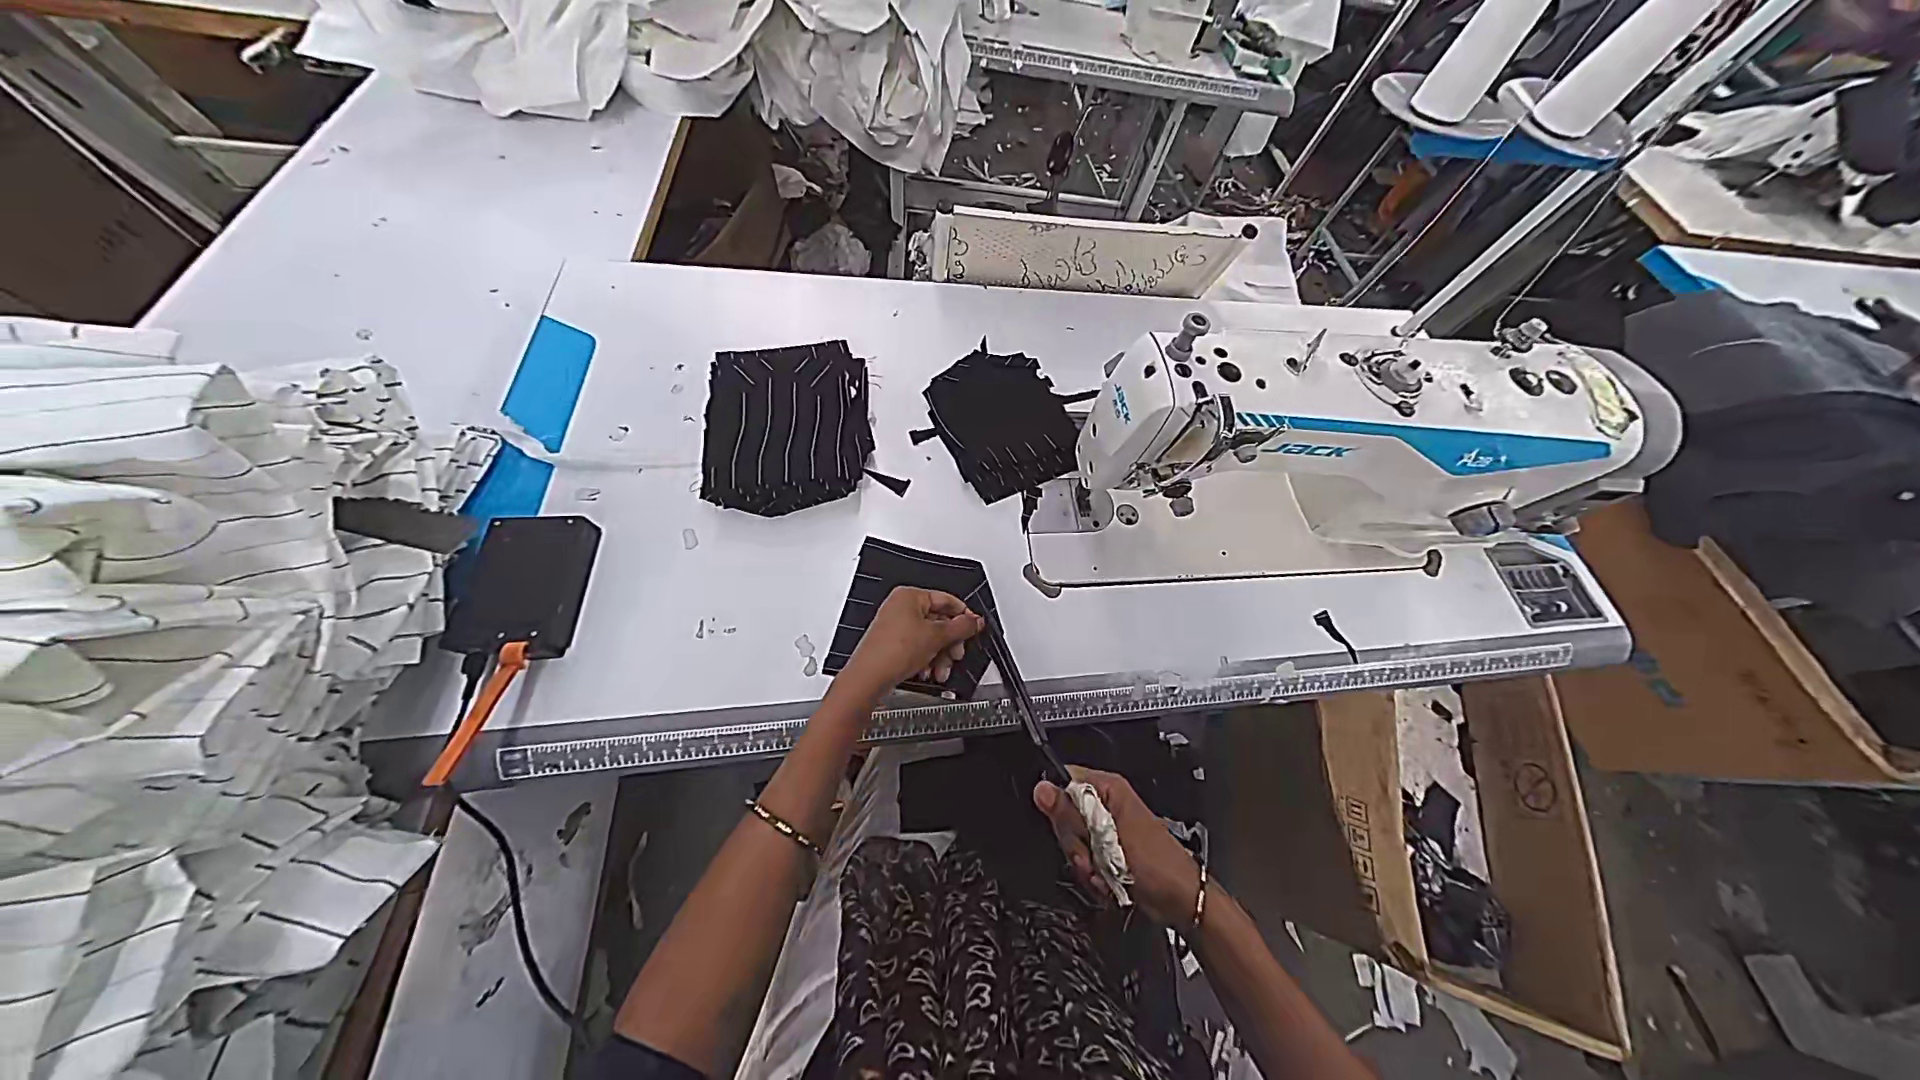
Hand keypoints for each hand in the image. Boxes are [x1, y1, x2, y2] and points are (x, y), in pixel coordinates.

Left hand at [835, 586, 983, 702]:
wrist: (869, 677)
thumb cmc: (892, 651)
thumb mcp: (937, 636)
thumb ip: (961, 627)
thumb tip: (975, 621)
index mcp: (909, 596)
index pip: (946, 600)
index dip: (963, 616)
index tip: (974, 628)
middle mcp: (901, 608)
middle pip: (939, 622)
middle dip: (950, 643)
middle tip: (956, 653)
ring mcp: (896, 626)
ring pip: (930, 638)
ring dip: (940, 656)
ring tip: (941, 669)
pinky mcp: (893, 644)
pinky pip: (918, 648)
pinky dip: (926, 660)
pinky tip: (928, 672)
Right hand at [1033, 766, 1201, 926]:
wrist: (1181, 900)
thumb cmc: (1159, 865)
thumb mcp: (1108, 838)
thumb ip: (1072, 814)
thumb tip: (1042, 789)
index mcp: (1108, 788)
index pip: (1063, 781)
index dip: (1059, 807)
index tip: (1072, 829)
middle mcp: (1106, 804)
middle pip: (1064, 815)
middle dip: (1075, 844)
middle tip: (1092, 857)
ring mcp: (1106, 828)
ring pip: (1072, 841)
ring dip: (1084, 864)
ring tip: (1104, 873)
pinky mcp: (1107, 849)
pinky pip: (1083, 858)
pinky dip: (1091, 874)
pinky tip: (1106, 880)